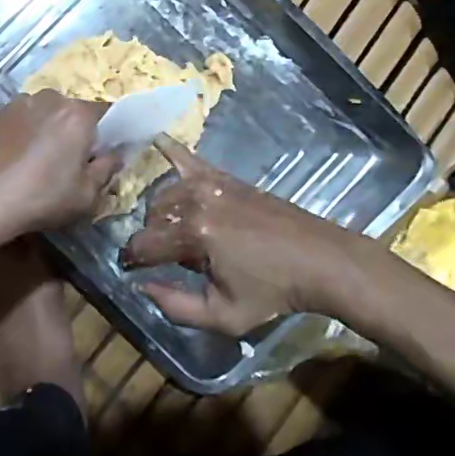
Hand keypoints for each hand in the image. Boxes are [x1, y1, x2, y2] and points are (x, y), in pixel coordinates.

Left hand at [0, 91, 120, 249]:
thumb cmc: (42, 197)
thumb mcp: (87, 194)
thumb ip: (107, 169)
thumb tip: (113, 154)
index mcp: (78, 114)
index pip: (107, 113)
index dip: (110, 132)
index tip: (106, 152)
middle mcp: (51, 99)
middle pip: (74, 111)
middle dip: (78, 130)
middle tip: (74, 160)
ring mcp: (21, 103)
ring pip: (47, 112)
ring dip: (51, 128)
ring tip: (43, 159)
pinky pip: (25, 117)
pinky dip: (28, 130)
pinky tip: (21, 156)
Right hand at [120, 136, 380, 334]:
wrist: (322, 261)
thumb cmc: (274, 293)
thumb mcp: (225, 315)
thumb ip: (176, 306)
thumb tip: (142, 286)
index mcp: (194, 234)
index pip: (143, 244)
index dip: (133, 260)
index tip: (132, 270)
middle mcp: (194, 201)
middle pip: (151, 217)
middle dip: (153, 238)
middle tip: (171, 258)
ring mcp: (208, 184)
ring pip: (162, 195)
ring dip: (162, 213)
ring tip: (180, 233)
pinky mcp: (223, 177)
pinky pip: (185, 158)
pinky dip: (168, 150)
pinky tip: (154, 139)